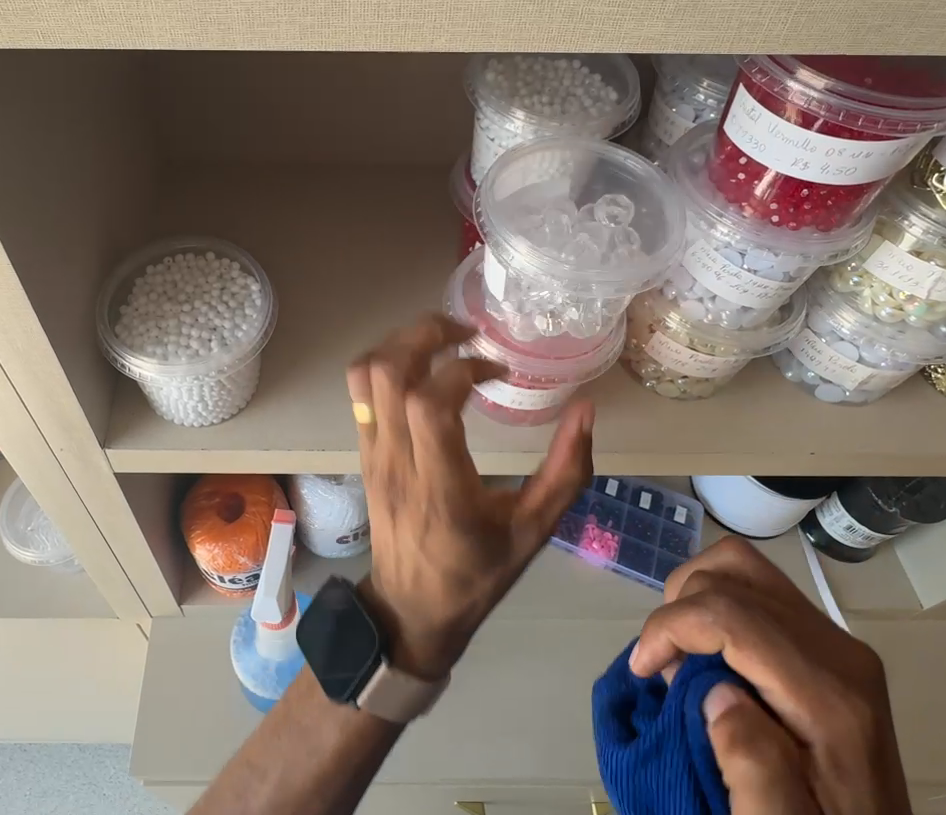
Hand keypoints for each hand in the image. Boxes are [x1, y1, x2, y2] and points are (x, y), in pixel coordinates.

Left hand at [344, 314, 594, 680]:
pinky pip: (360, 392)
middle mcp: (396, 461)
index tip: (498, 372)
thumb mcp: (534, 530)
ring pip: (365, 375)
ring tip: (443, 343)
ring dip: (401, 344)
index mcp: (439, 485)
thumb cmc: (476, 575)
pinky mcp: (362, 453)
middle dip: (425, 335)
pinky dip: (387, 363)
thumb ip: (566, 471)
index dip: (464, 372)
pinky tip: (423, 368)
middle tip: (467, 335)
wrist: (410, 610)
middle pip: (387, 372)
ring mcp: (372, 454)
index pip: (430, 403)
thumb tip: (585, 409)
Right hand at [631, 538, 910, 814]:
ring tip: (681, 654)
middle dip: (678, 612)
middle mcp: (837, 649)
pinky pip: (753, 587)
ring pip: (740, 567)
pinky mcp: (823, 641)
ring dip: (692, 599)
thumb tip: (716, 693)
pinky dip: (712, 602)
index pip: (731, 613)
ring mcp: (833, 640)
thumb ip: (755, 768)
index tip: (642, 670)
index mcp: (830, 695)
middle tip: (665, 670)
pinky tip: (706, 652)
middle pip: (731, 576)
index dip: (671, 627)